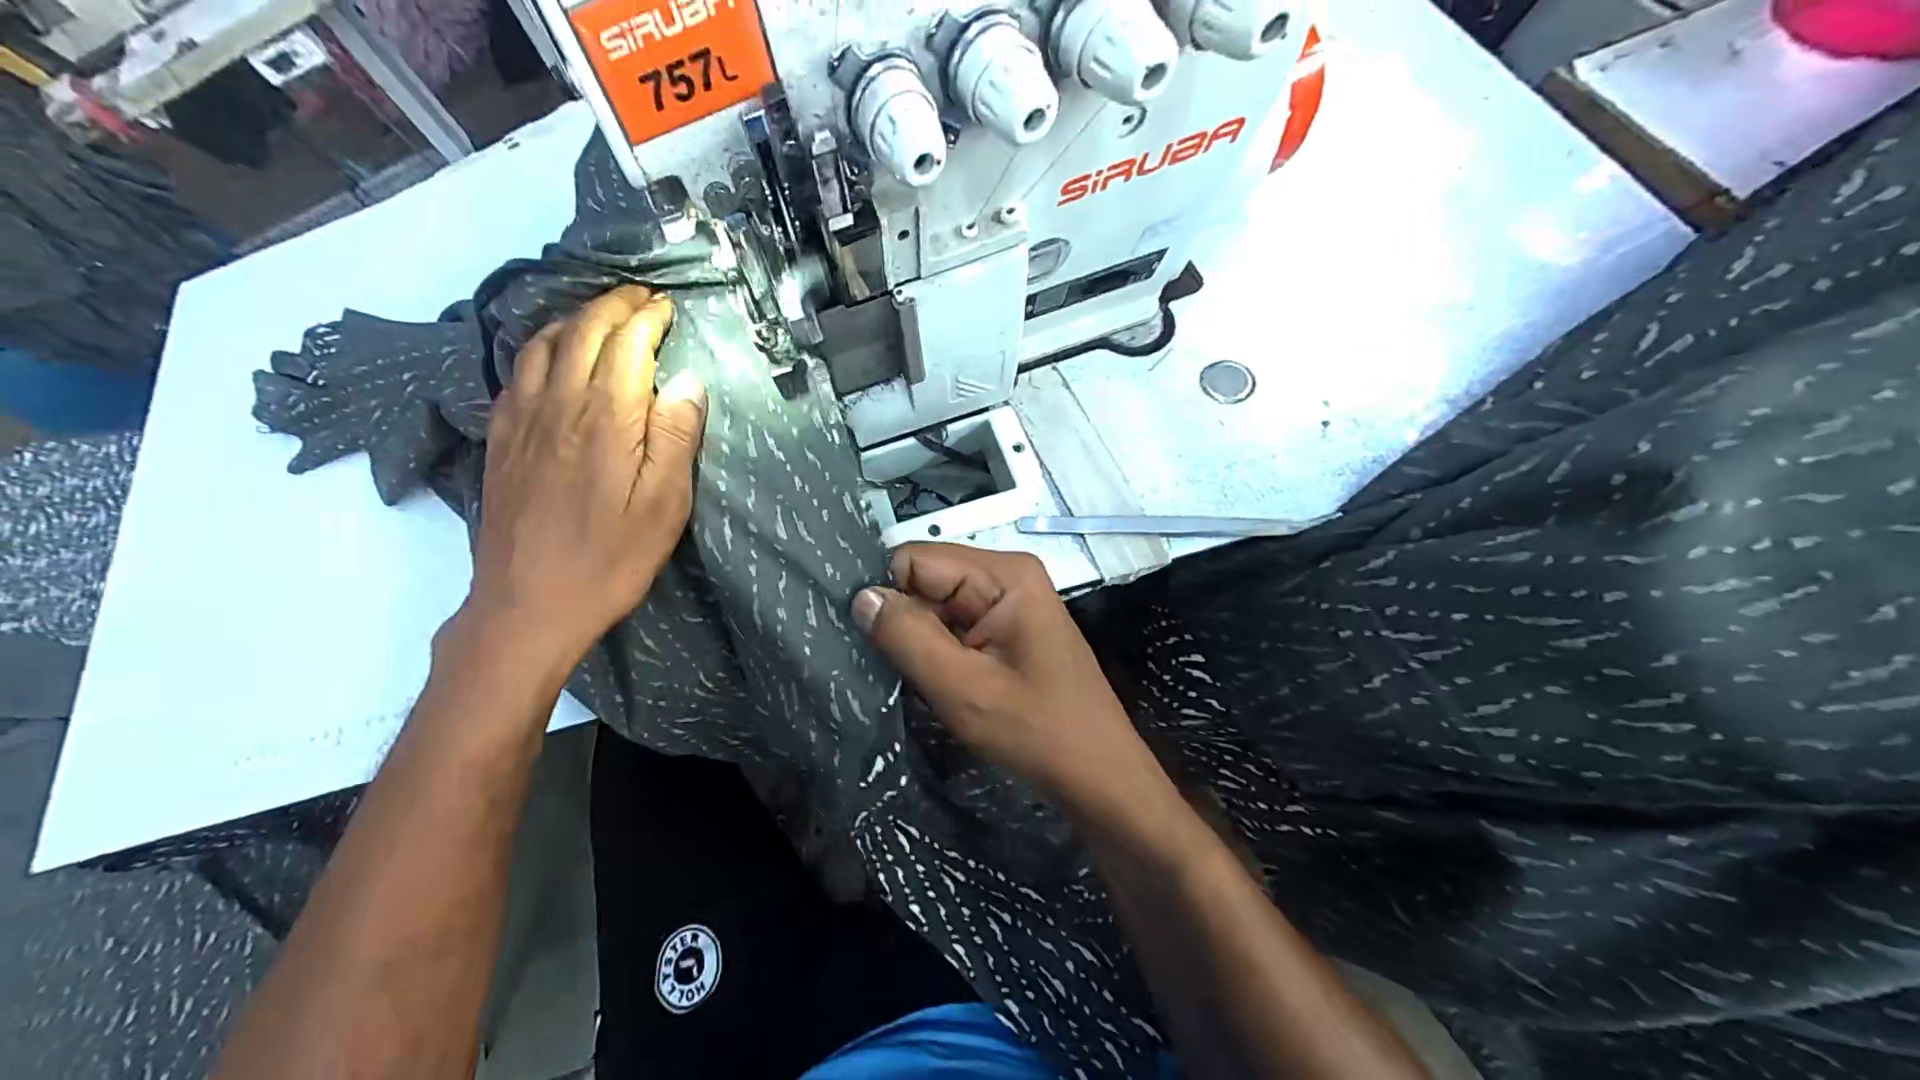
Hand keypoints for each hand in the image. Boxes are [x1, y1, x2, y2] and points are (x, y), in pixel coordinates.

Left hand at [462, 285, 705, 671]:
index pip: (626, 343)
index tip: (669, 307)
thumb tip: (687, 383)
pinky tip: (555, 355)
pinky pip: (518, 370)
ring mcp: (521, 418)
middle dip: (615, 305)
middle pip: (582, 331)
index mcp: (605, 418)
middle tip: (643, 299)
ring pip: (544, 343)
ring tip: (603, 315)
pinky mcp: (500, 438)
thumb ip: (676, 439)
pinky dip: (543, 345)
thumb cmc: (610, 559)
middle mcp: (557, 404)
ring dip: (577, 317)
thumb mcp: (664, 507)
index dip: (648, 318)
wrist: (527, 604)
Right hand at [852, 544, 1161, 813]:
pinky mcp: (1007, 629)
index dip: (888, 596)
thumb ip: (907, 636)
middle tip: (897, 670)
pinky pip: (954, 626)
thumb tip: (861, 596)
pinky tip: (941, 683)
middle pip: (926, 580)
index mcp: (1002, 574)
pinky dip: (939, 653)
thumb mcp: (963, 688)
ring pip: (935, 606)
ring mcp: (1008, 603)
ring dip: (920, 642)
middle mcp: (1006, 575)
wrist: (1098, 775)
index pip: (914, 559)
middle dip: (904, 622)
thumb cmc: (1037, 732)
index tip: (873, 642)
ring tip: (922, 681)